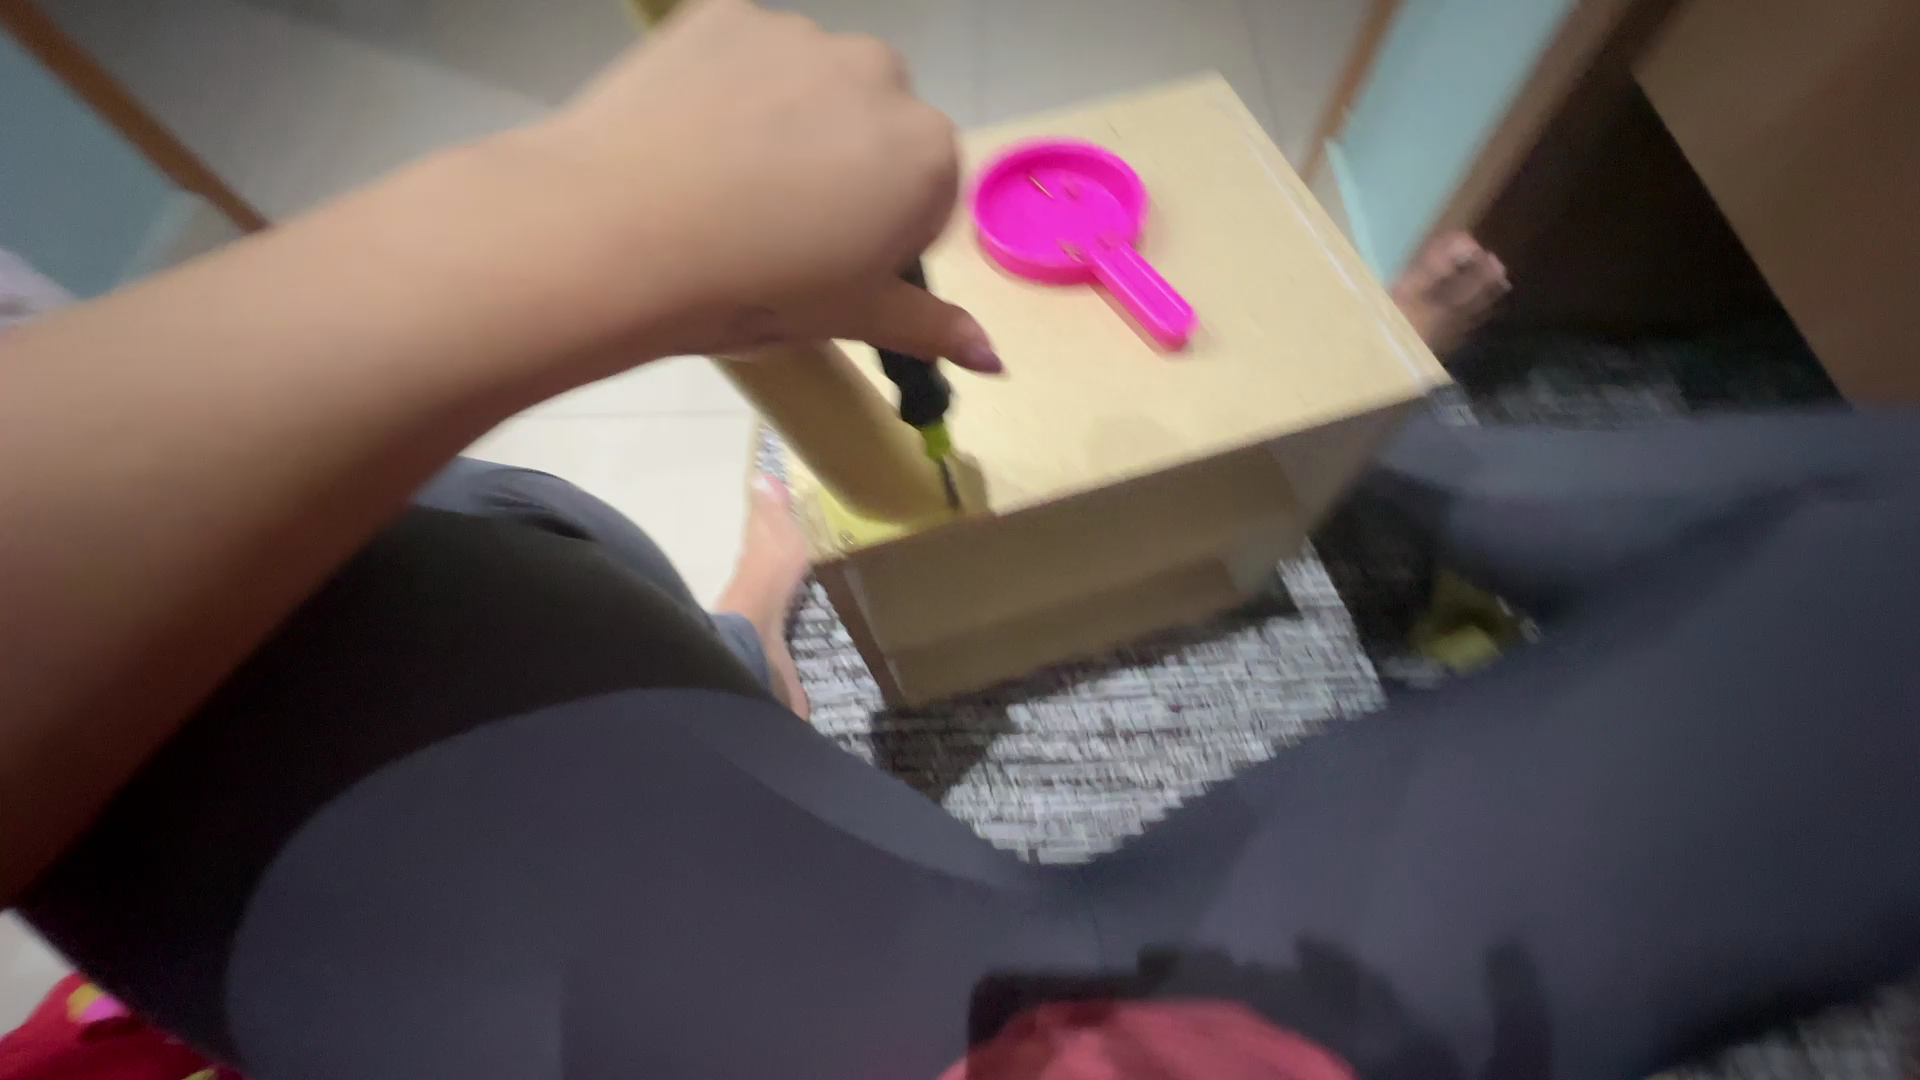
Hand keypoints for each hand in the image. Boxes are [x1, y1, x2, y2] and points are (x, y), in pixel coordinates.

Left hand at [539, 0, 1000, 371]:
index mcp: (927, 154)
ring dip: (800, 128)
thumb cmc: (763, 290)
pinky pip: (757, 58)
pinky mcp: (727, 12)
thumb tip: (997, 362)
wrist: (624, 235)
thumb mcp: (856, 317)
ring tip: (735, 186)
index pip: (931, 195)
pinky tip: (702, 142)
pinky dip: (742, 93)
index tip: (839, 263)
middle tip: (786, 227)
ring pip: (821, 90)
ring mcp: (803, 35)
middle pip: (883, 132)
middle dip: (854, 172)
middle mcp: (883, 75)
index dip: (889, 235)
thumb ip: (931, 329)